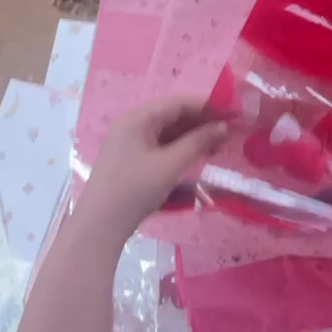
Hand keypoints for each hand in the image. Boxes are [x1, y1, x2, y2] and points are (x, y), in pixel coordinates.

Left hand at [74, 99, 227, 239]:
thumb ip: (198, 142)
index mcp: (137, 118)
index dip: (208, 106)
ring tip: (219, 145)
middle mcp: (132, 124)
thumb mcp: (170, 165)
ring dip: (193, 136)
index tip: (233, 114)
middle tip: (229, 131)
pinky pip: (161, 145)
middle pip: (173, 115)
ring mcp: (130, 142)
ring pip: (168, 131)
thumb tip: (224, 126)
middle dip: (202, 122)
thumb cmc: (134, 190)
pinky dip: (181, 148)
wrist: (98, 228)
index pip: (179, 103)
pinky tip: (198, 155)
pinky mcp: (132, 159)